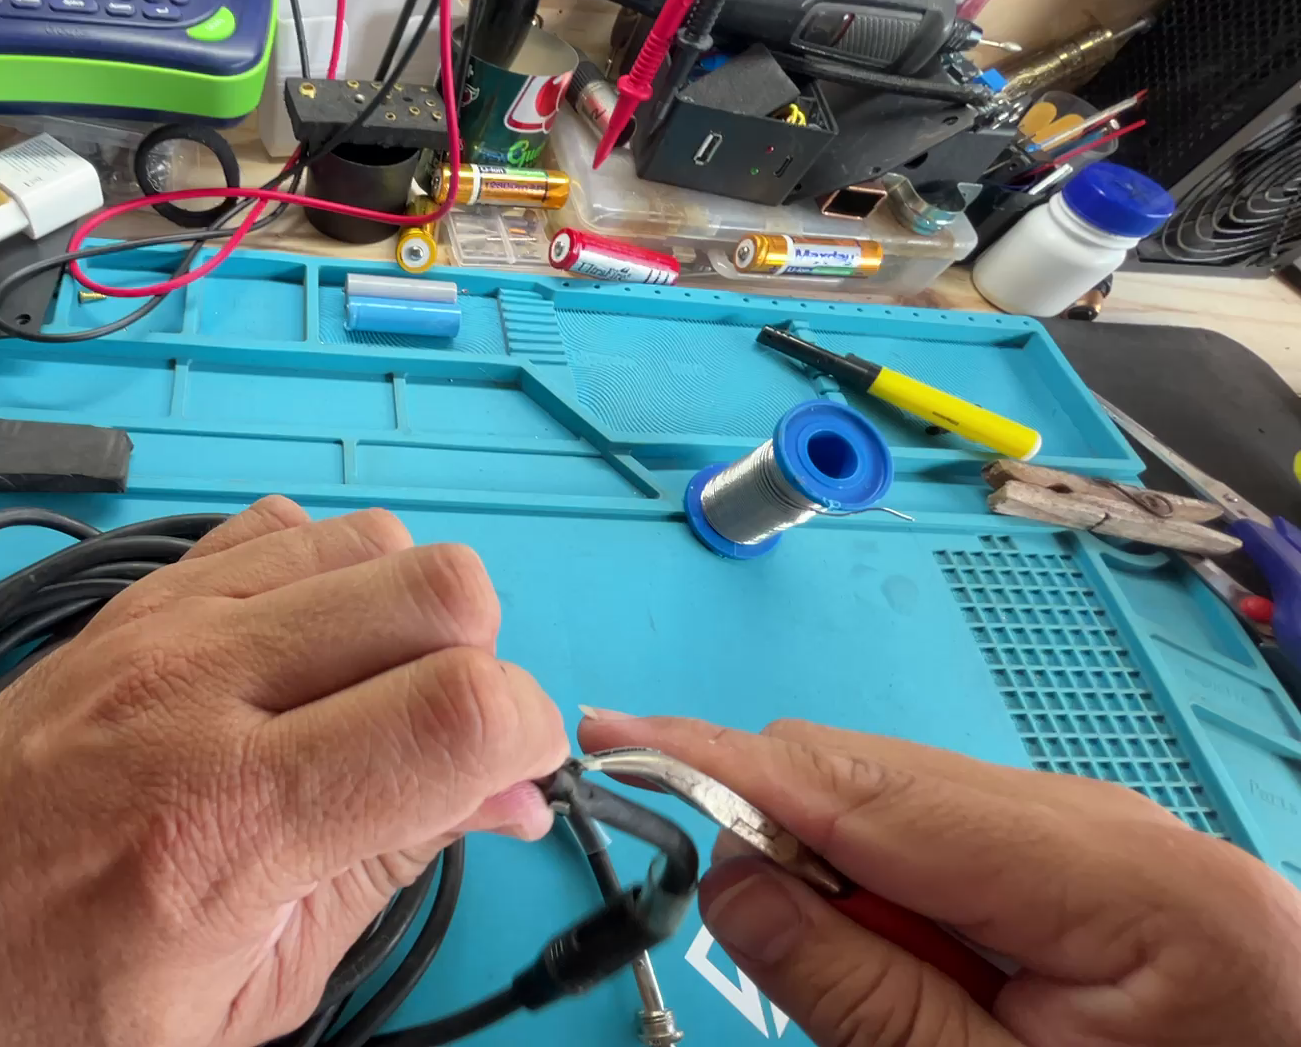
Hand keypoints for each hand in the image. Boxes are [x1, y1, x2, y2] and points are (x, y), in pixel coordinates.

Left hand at [0, 498, 565, 1046]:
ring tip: (366, 685)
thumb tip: (511, 790)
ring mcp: (175, 616)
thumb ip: (401, 865)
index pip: (457, 714)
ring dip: (406, 611)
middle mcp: (208, 685)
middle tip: (433, 729)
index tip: (511, 768)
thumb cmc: (72, 991)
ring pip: (374, 540)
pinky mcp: (152, 587)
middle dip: (479, 657)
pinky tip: (302, 642)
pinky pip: (291, 524)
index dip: (528, 732)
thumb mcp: (262, 987)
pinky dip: (331, 574)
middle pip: (438, 587)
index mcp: (236, 824)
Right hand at [578, 714, 1300, 1046]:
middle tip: (792, 955)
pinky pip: (906, 827)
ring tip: (896, 990)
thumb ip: (852, 989)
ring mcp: (1073, 822)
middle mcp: (1092, 818)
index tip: (609, 736)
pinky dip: (870, 884)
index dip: (712, 757)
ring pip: (867, 797)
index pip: (847, 785)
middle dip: (777, 842)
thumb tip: (724, 876)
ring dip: (827, 876)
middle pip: (848, 773)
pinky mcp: (1053, 842)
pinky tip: (921, 963)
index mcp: (1116, 879)